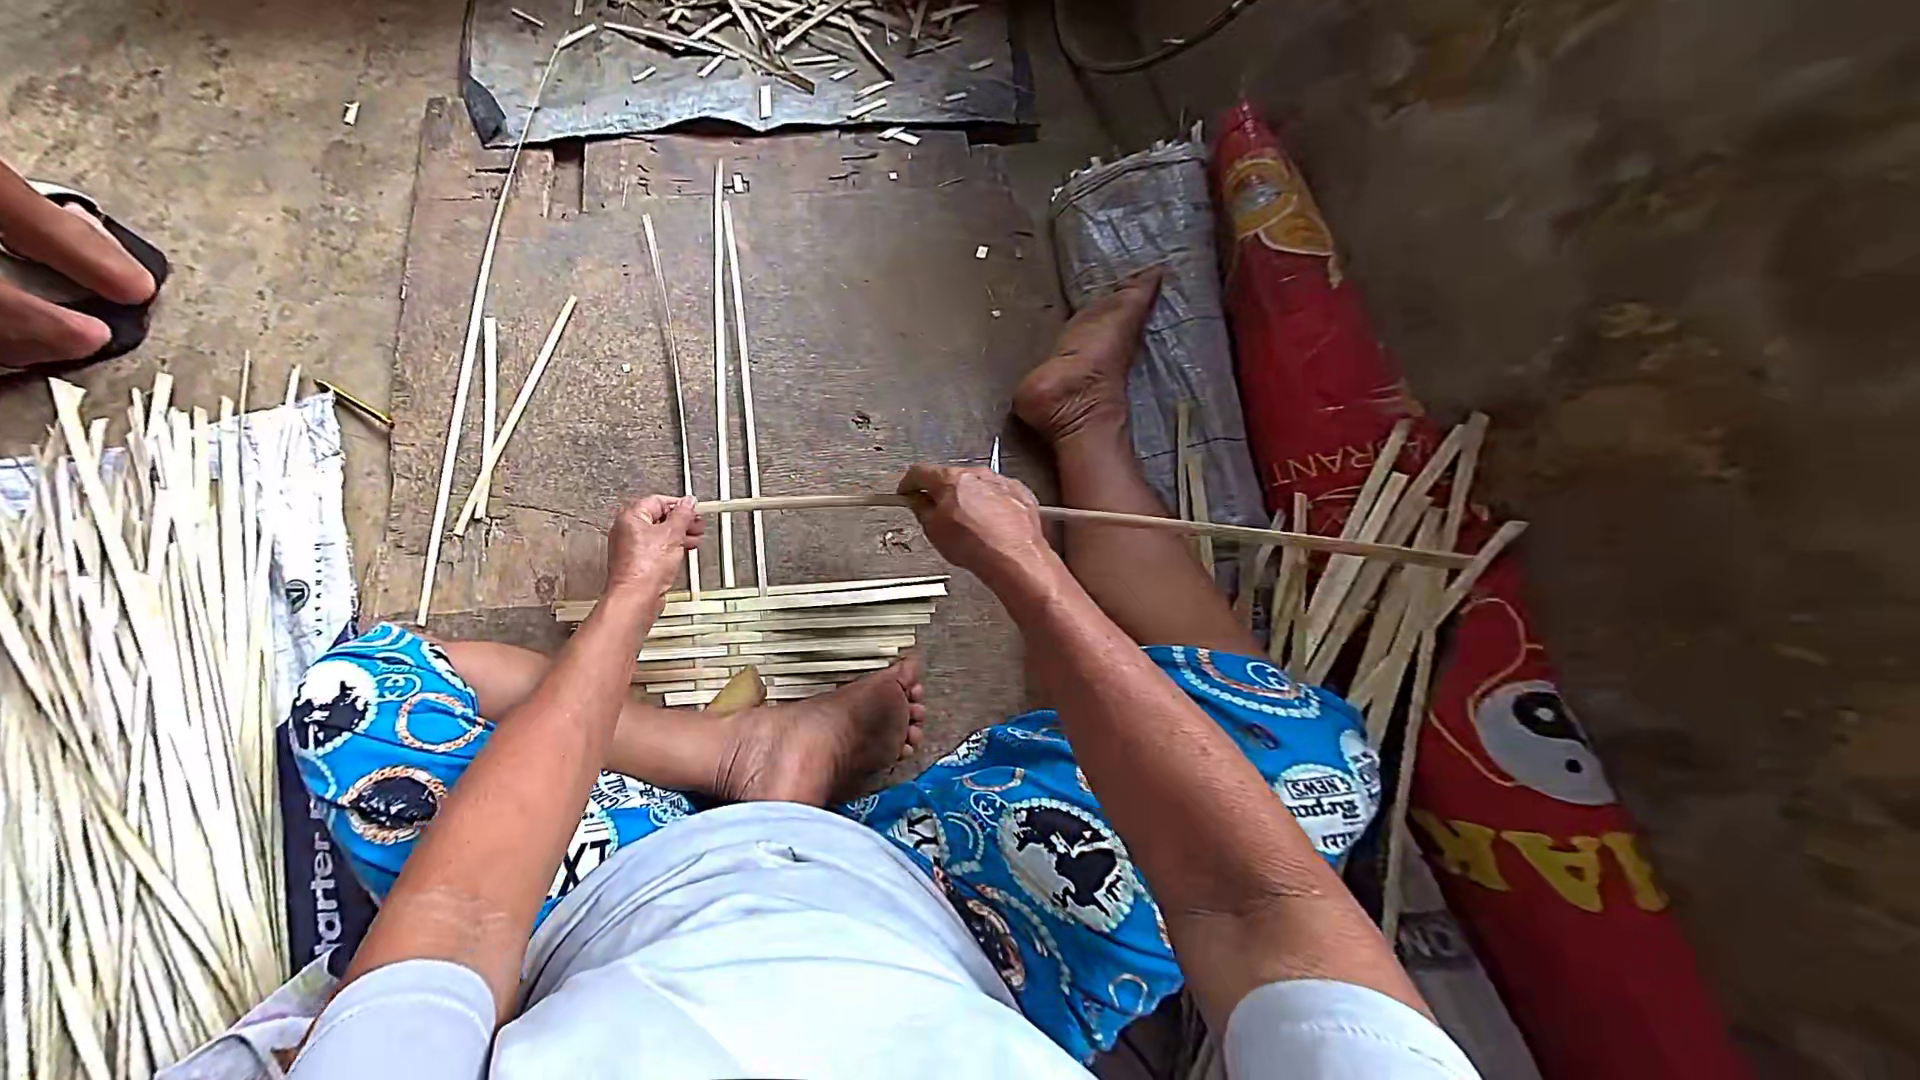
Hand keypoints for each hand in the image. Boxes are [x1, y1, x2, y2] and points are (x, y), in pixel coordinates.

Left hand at [605, 495, 702, 599]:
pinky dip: (672, 547)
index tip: (694, 509)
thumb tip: (688, 502)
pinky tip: (683, 550)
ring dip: (679, 534)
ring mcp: (632, 547)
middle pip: (659, 517)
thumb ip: (682, 515)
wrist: (637, 596)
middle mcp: (627, 530)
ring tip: (694, 538)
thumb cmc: (645, 568)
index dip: (679, 505)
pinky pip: (657, 548)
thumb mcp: (672, 534)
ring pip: (659, 533)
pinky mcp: (638, 561)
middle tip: (696, 524)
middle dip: (681, 521)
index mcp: (631, 517)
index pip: (658, 501)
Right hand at [898, 464, 1050, 586]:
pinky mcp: (1019, 493)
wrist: (1015, 558)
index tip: (906, 492)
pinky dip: (992, 505)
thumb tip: (917, 501)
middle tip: (937, 514)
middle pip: (950, 478)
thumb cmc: (976, 546)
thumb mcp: (933, 531)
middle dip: (941, 493)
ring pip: (976, 485)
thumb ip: (921, 509)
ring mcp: (999, 482)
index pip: (919, 472)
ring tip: (969, 526)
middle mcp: (976, 474)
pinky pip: (998, 494)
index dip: (908, 484)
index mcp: (949, 480)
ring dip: (969, 499)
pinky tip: (991, 526)